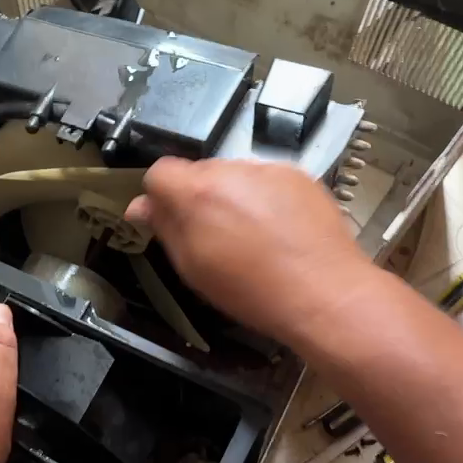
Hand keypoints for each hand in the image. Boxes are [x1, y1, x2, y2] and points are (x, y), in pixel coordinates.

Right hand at [125, 158, 375, 345]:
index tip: (167, 220)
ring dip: (231, 196)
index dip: (158, 195)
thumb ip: (164, 228)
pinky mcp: (300, 176)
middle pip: (198, 172)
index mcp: (197, 192)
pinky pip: (266, 180)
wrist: (323, 293)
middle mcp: (231, 170)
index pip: (159, 171)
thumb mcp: (192, 267)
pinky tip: (276, 230)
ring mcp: (269, 169)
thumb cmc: (249, 290)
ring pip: (233, 175)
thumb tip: (139, 206)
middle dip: (197, 196)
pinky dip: (262, 198)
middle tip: (210, 235)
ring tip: (249, 235)